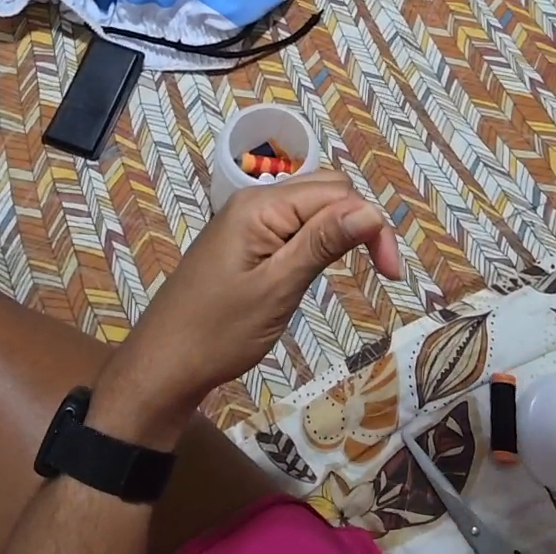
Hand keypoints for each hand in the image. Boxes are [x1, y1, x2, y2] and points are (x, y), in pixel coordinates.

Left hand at [92, 172, 401, 442]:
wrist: (163, 365)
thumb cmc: (218, 332)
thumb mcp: (277, 289)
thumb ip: (322, 244)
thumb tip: (372, 210)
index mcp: (261, 206)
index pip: (336, 193)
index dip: (371, 225)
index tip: (392, 274)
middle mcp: (256, 200)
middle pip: (326, 190)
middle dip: (360, 220)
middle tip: (382, 270)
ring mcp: (249, 218)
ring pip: (312, 205)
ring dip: (342, 228)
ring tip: (364, 265)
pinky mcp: (247, 239)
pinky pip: (294, 222)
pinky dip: (319, 236)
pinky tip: (326, 260)